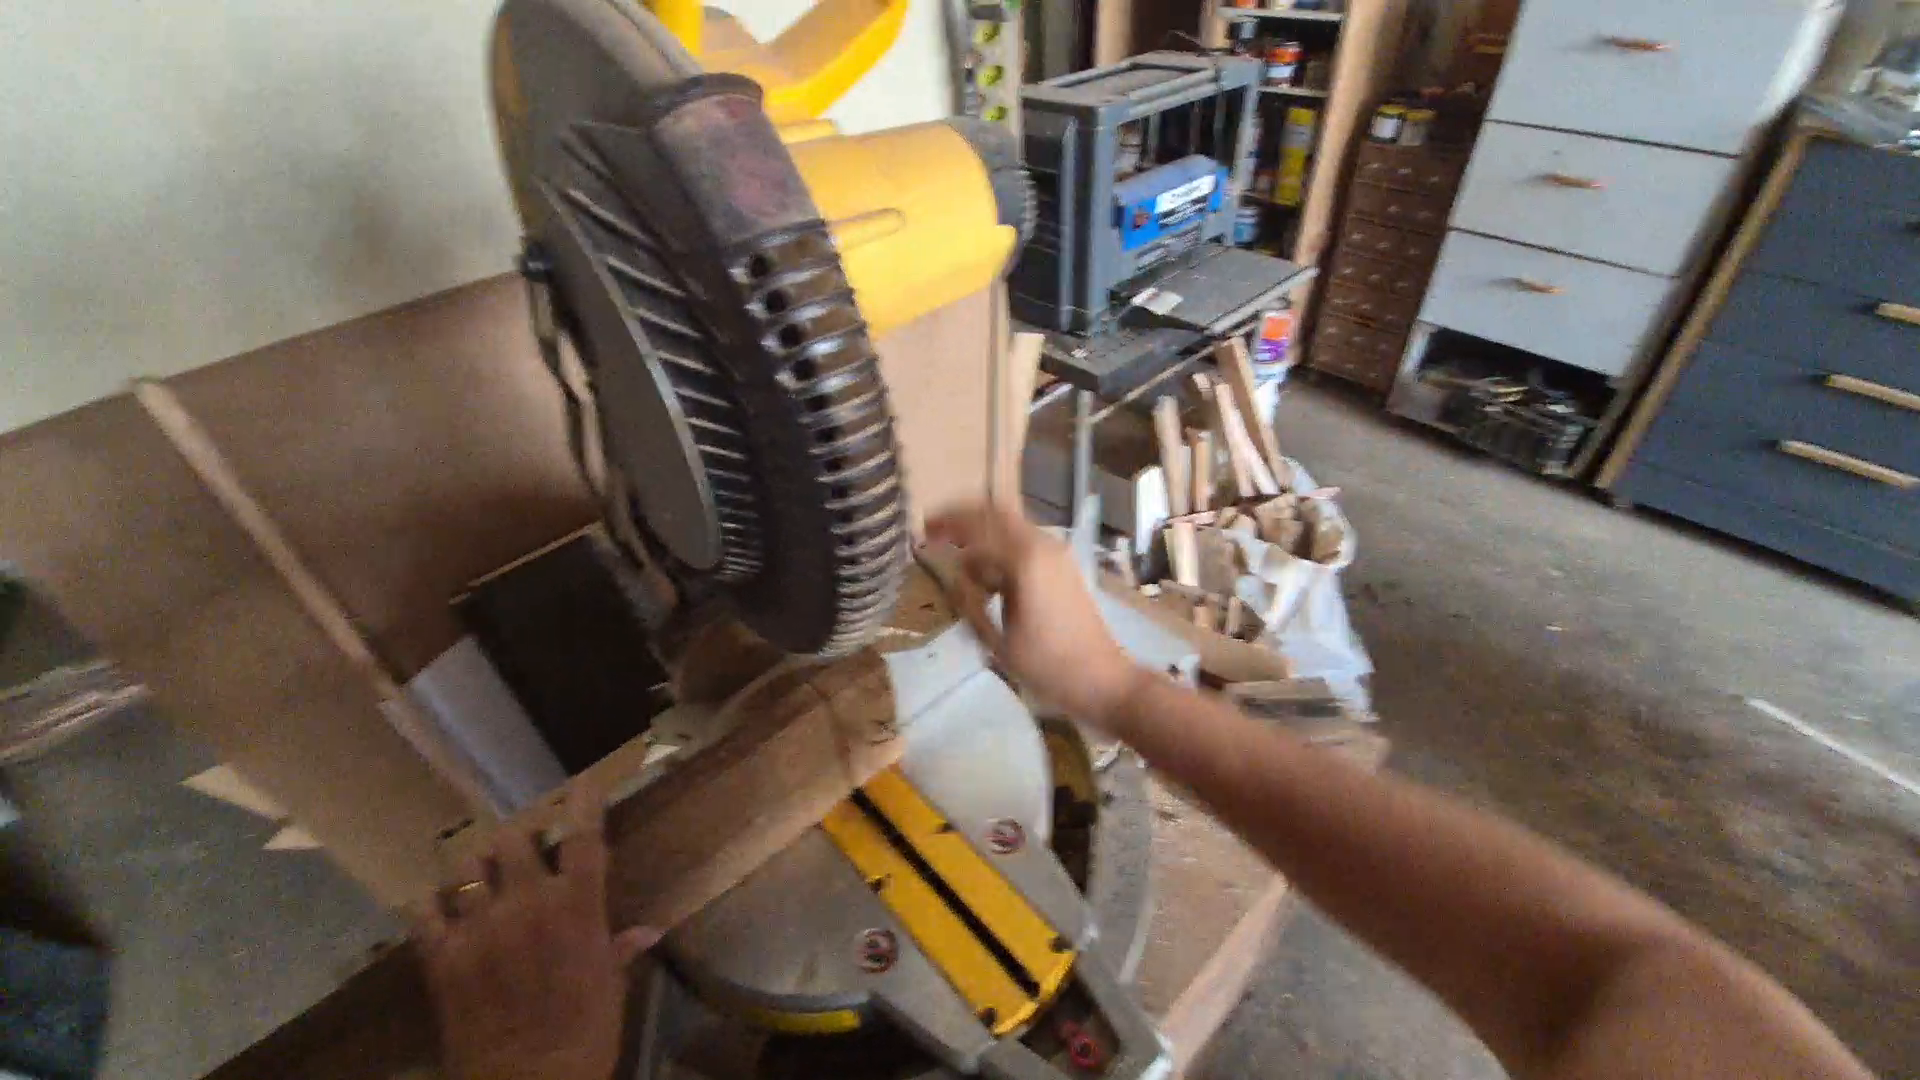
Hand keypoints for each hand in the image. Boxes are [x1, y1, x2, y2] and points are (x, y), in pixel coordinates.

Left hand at [414, 790, 659, 1079]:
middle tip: (520, 843)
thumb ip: (622, 947)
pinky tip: (436, 906)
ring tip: (479, 873)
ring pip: (467, 867)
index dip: (583, 801)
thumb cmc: (585, 1031)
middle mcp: (528, 903)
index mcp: (577, 905)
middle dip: (518, 836)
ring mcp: (480, 928)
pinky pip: (424, 913)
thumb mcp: (611, 984)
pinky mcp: (441, 959)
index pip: (583, 836)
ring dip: (475, 866)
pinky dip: (430, 904)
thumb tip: (650, 931)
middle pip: (514, 839)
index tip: (581, 780)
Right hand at [923, 500, 1145, 729]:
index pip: (976, 523)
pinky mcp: (1063, 566)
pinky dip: (1001, 547)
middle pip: (995, 512)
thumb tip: (951, 575)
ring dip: (983, 534)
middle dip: (963, 518)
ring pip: (1011, 525)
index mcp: (1024, 559)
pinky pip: (1024, 542)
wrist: (1102, 679)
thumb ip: (969, 601)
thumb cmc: (1048, 666)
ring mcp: (1057, 553)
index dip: (945, 524)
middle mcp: (1043, 545)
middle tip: (935, 533)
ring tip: (958, 562)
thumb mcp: (997, 640)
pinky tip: (987, 577)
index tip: (921, 531)